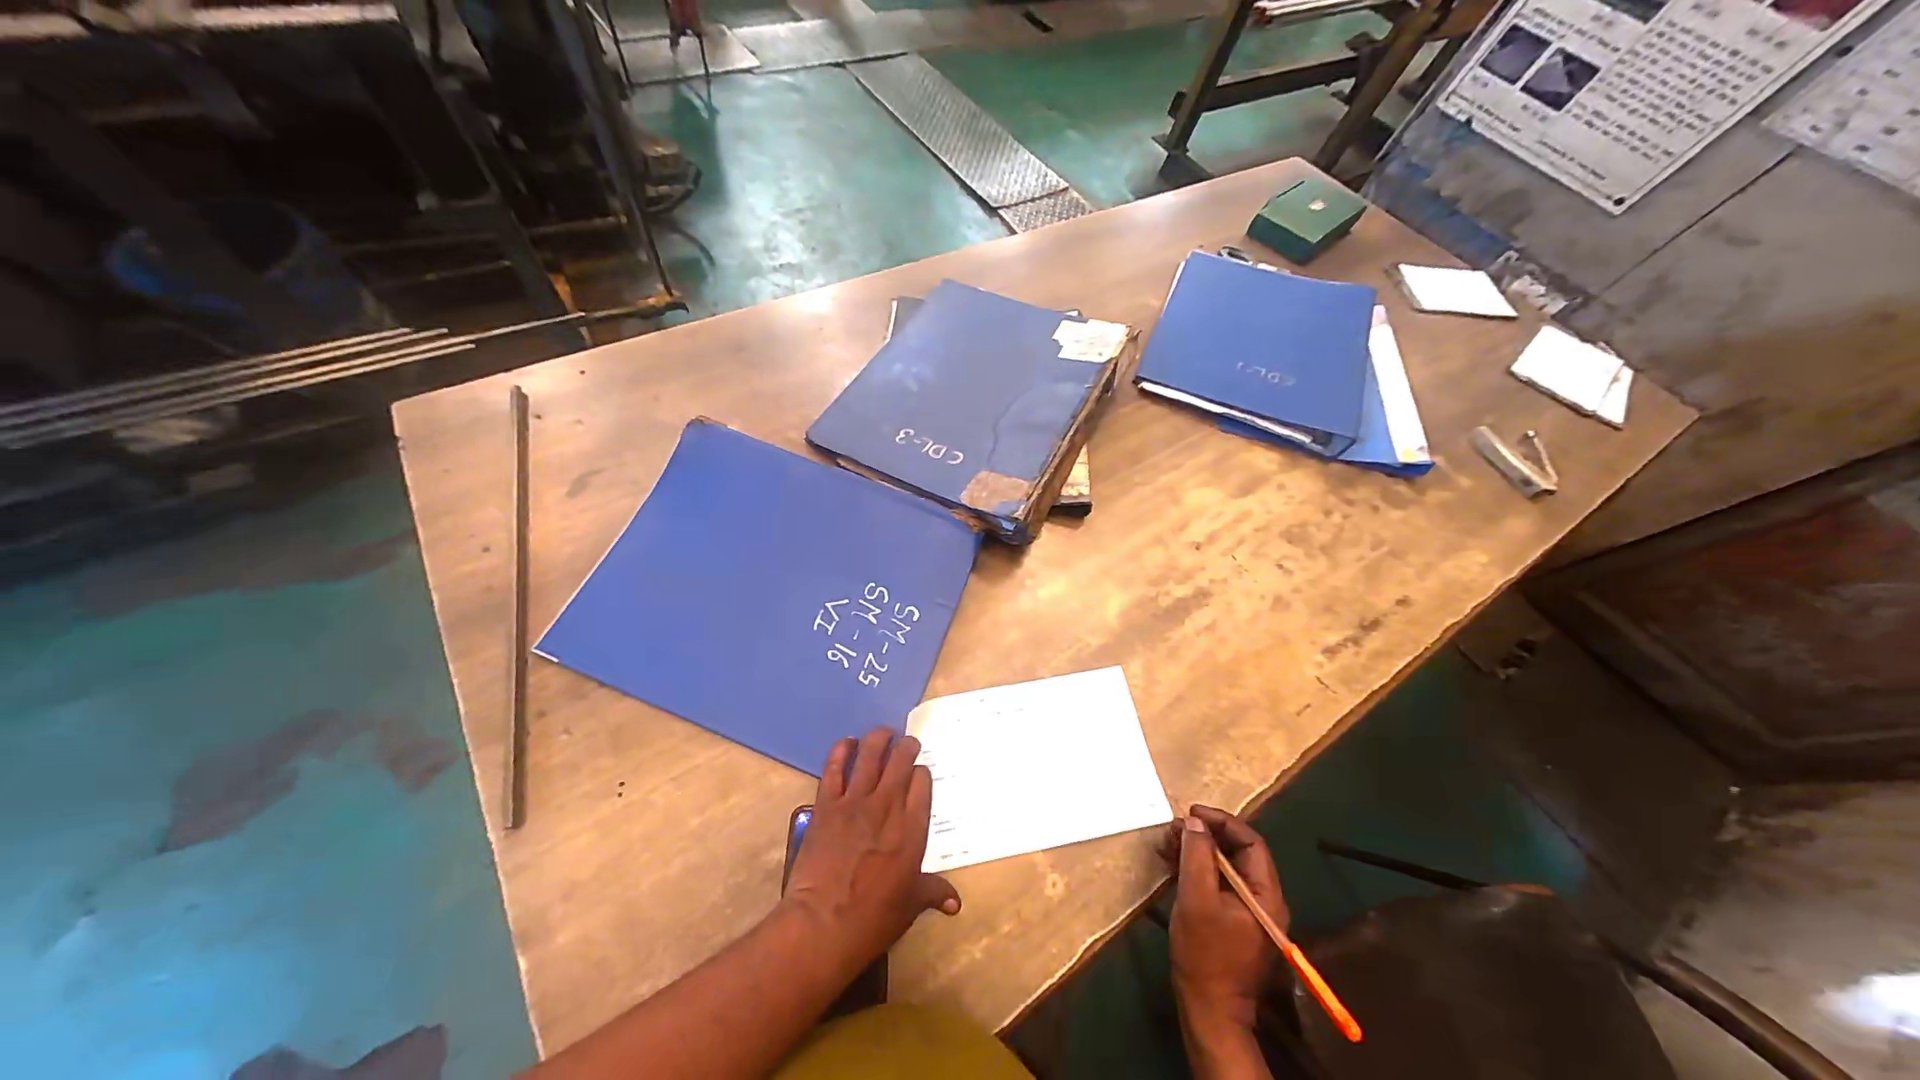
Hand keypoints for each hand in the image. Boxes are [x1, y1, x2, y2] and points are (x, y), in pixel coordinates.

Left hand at [782, 729, 960, 976]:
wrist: (823, 923)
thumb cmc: (873, 918)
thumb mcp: (910, 906)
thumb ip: (933, 893)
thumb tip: (955, 902)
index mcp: (912, 829)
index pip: (922, 784)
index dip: (922, 774)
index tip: (920, 774)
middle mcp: (887, 806)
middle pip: (900, 761)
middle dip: (907, 747)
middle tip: (908, 743)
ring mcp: (855, 802)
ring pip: (870, 756)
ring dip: (879, 739)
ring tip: (884, 733)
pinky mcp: (826, 805)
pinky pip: (835, 769)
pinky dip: (841, 751)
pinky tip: (847, 743)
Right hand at [1159, 805, 1289, 1029]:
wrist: (1209, 1010)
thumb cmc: (1205, 955)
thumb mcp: (1196, 899)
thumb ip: (1196, 856)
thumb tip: (1195, 822)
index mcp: (1266, 894)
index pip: (1250, 842)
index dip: (1221, 822)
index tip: (1191, 813)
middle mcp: (1263, 899)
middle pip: (1237, 852)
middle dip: (1204, 835)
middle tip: (1173, 828)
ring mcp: (1247, 911)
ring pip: (1224, 866)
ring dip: (1196, 850)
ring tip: (1166, 843)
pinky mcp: (1231, 921)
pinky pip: (1216, 883)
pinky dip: (1195, 869)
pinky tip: (1172, 864)